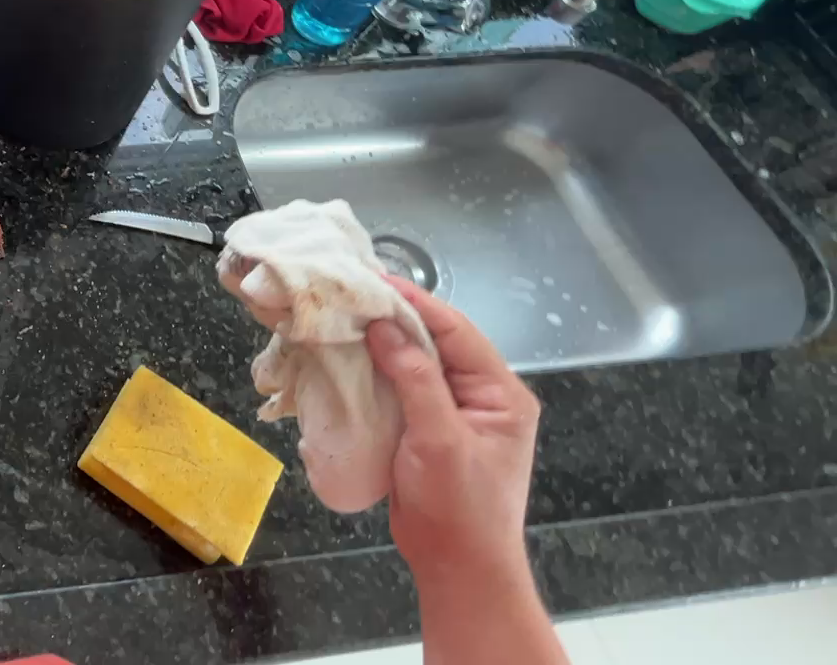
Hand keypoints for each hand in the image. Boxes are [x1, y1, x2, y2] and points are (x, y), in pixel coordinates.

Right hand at [366, 276, 540, 584]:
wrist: (456, 562)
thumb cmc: (460, 505)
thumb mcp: (441, 439)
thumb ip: (416, 380)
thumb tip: (383, 326)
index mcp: (500, 393)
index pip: (456, 331)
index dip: (416, 302)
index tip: (373, 279)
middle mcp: (479, 393)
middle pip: (435, 338)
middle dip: (394, 313)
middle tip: (349, 290)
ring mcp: (450, 407)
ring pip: (413, 357)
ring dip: (380, 337)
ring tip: (341, 313)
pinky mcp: (424, 421)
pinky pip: (398, 380)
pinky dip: (373, 363)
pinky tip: (345, 351)